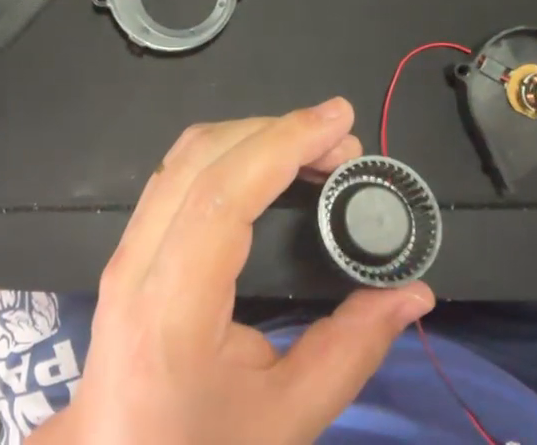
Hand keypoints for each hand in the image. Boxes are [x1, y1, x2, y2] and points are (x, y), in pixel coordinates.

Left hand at [36, 98, 434, 444]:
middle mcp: (136, 265)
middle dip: (276, 130)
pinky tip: (267, 163)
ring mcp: (124, 252)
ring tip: (314, 147)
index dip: (284, 144)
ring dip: (251, 135)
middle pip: (199, 158)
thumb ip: (351, 350)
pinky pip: (174, 176)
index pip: (222, 195)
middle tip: (342, 141)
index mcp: (172, 310)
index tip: (339, 121)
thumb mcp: (285, 418)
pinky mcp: (127, 249)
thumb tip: (412, 293)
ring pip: (181, 158)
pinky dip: (227, 153)